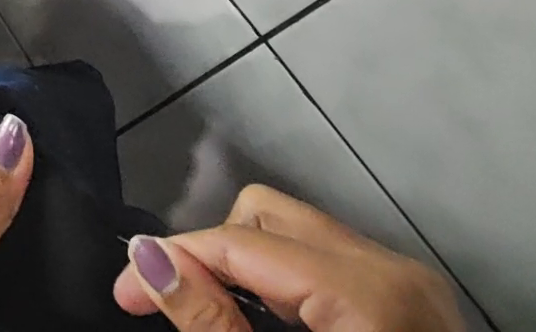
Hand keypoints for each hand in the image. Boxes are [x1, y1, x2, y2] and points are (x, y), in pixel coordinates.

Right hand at [115, 184, 467, 331]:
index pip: (239, 239)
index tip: (125, 293)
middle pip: (264, 215)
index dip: (172, 258)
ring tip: (227, 321)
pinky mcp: (410, 302)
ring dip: (245, 266)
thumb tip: (146, 257)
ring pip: (291, 231)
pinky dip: (282, 281)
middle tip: (185, 309)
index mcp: (369, 293)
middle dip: (214, 254)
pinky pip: (322, 258)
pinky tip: (273, 327)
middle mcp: (392, 268)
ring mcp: (408, 284)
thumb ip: (211, 322)